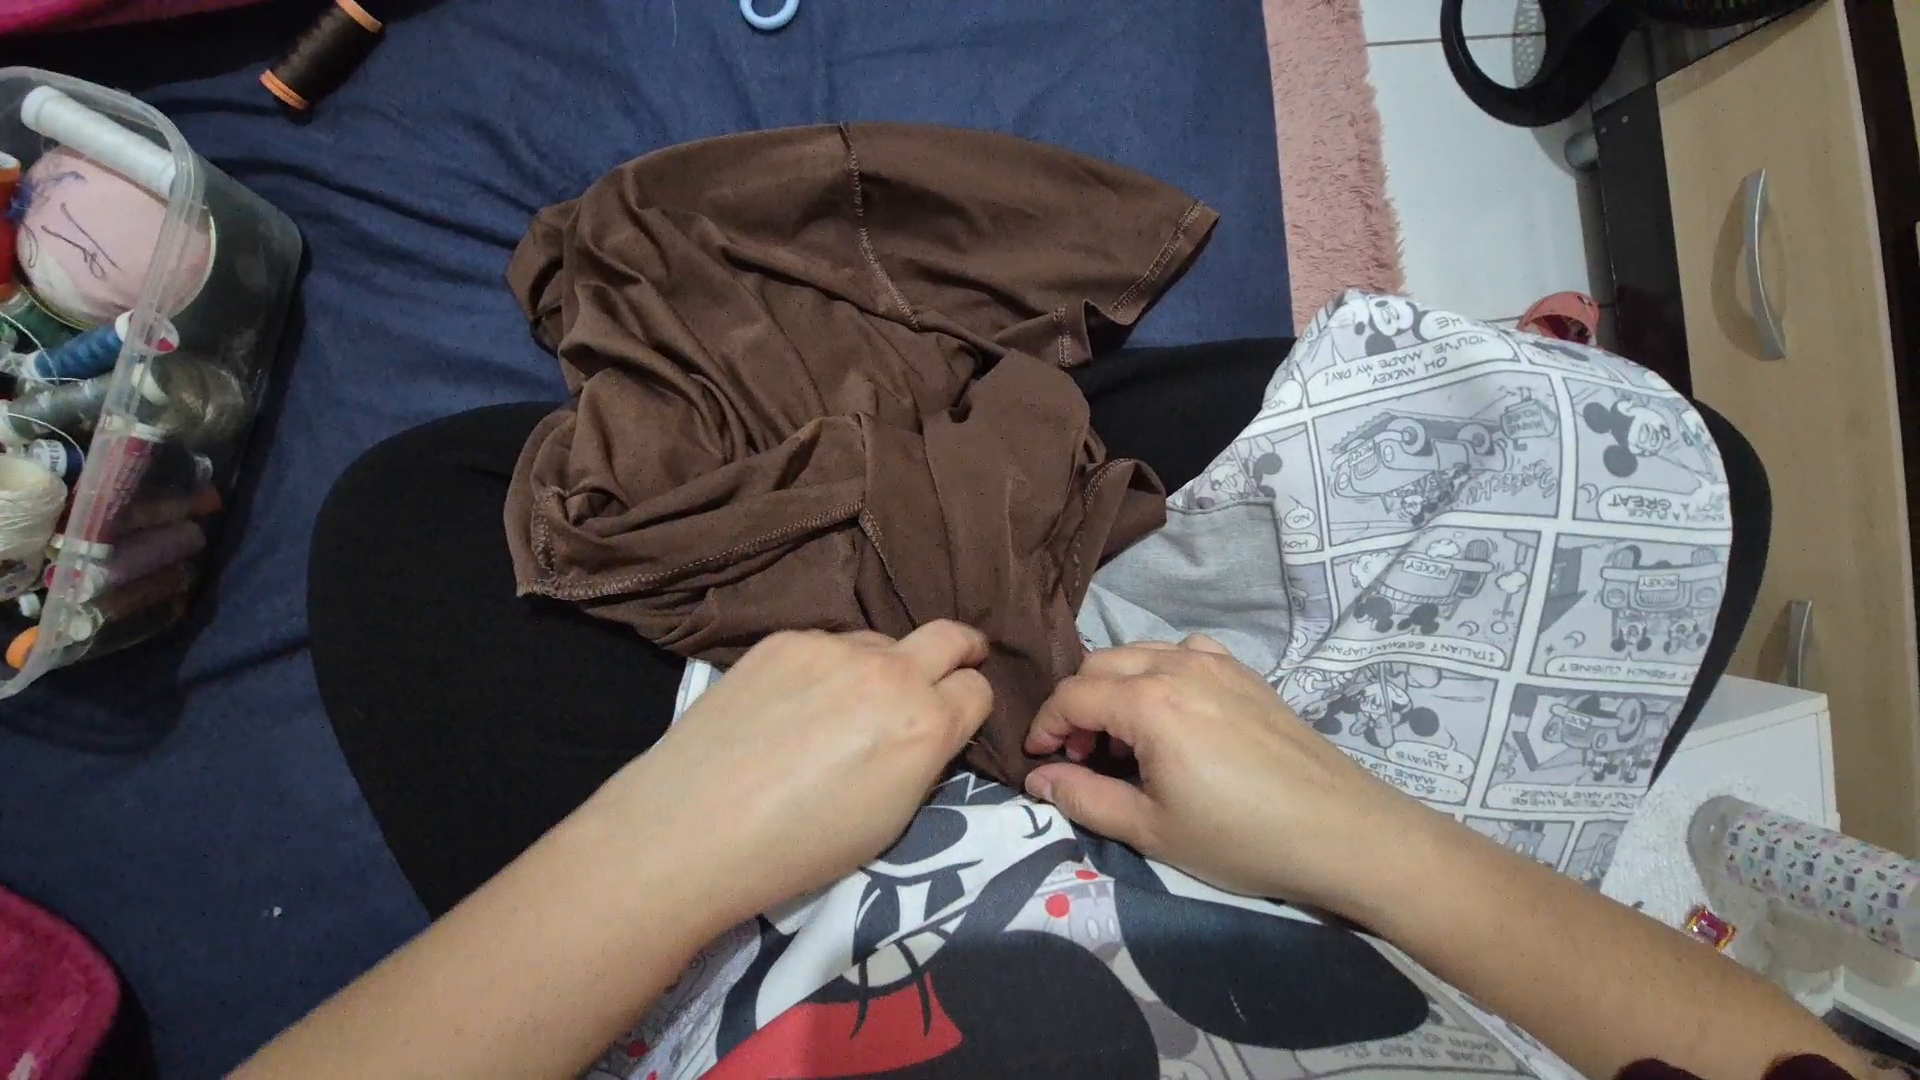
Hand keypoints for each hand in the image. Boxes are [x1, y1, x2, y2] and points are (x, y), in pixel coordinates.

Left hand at [593, 622, 992, 931]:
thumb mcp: (890, 820)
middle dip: (965, 649)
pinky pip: (827, 645)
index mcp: (924, 725)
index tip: (958, 716)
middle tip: (960, 660)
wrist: (690, 830)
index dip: (971, 707)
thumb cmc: (799, 849)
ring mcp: (833, 648)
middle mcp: (889, 673)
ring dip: (883, 665)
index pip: (978, 691)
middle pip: (951, 636)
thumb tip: (928, 729)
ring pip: (882, 642)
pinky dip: (828, 669)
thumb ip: (923, 760)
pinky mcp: (786, 639)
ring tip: (844, 705)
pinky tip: (794, 703)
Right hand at [1023, 635, 1441, 920]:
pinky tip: (1174, 709)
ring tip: (1126, 739)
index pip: (1071, 696)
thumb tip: (1037, 778)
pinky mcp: (1243, 671)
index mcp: (1147, 701)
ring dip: (1114, 687)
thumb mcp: (1151, 830)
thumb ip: (1084, 798)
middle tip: (1083, 756)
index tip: (1040, 760)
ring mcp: (1213, 662)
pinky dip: (1159, 672)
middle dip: (1077, 707)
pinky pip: (1182, 652)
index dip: (1045, 726)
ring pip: (1137, 653)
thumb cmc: (1240, 838)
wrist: (1343, 832)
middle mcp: (1175, 665)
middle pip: (1098, 666)